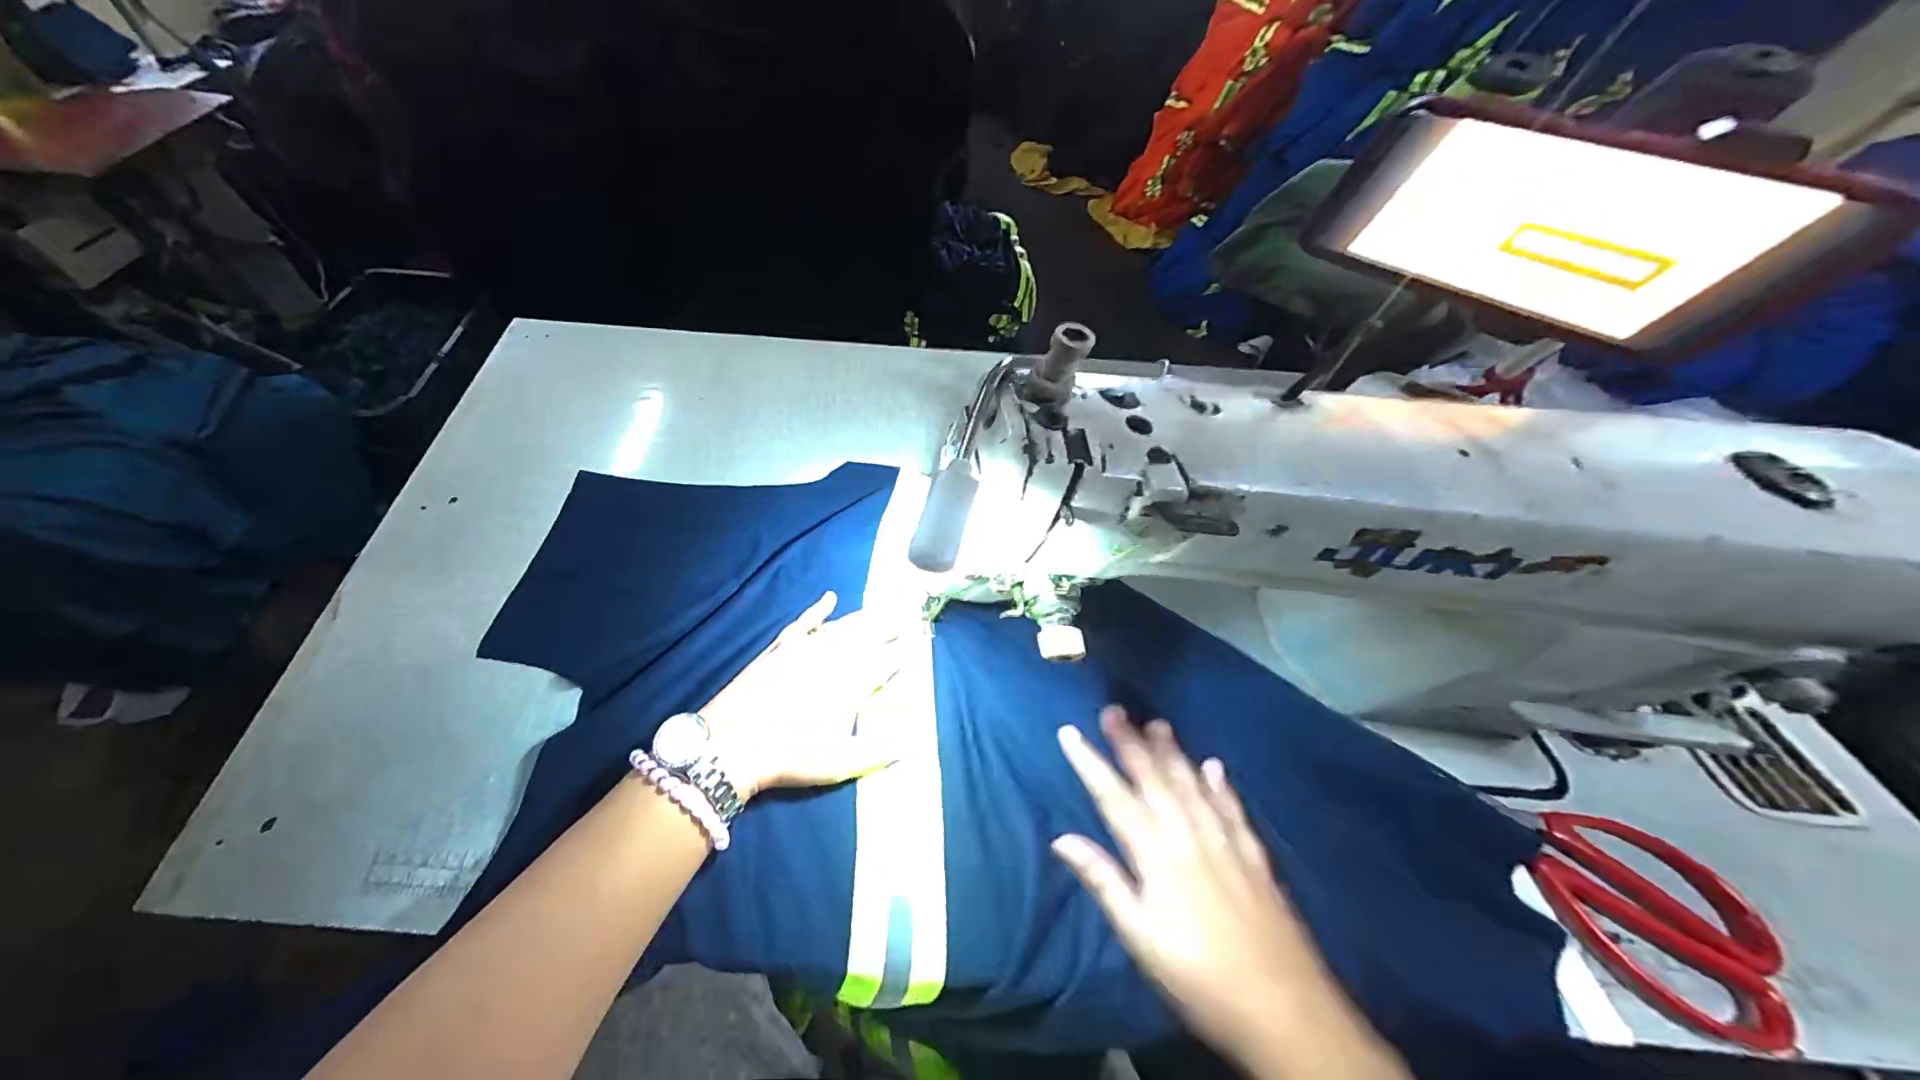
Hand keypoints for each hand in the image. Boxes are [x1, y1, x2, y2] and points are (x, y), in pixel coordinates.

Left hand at [700, 592, 915, 799]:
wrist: (731, 744)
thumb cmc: (789, 757)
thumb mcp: (839, 763)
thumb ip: (877, 751)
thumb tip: (909, 744)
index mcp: (851, 684)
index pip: (887, 660)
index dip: (906, 647)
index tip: (922, 634)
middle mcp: (832, 659)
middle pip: (869, 636)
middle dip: (892, 624)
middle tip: (910, 612)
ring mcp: (805, 649)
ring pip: (842, 626)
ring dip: (865, 617)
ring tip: (882, 609)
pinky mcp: (780, 648)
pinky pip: (804, 623)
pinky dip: (817, 610)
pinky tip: (829, 598)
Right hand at [1053, 706, 1409, 1079]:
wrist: (1286, 1011)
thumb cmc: (1199, 978)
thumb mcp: (1140, 937)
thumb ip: (1104, 881)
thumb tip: (1061, 838)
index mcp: (1157, 854)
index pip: (1114, 796)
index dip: (1090, 762)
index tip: (1069, 731)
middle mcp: (1191, 835)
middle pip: (1155, 779)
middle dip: (1130, 742)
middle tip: (1113, 710)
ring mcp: (1227, 843)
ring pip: (1193, 784)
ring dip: (1172, 752)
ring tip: (1156, 724)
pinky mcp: (1256, 858)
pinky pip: (1233, 808)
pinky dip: (1221, 784)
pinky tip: (1215, 766)